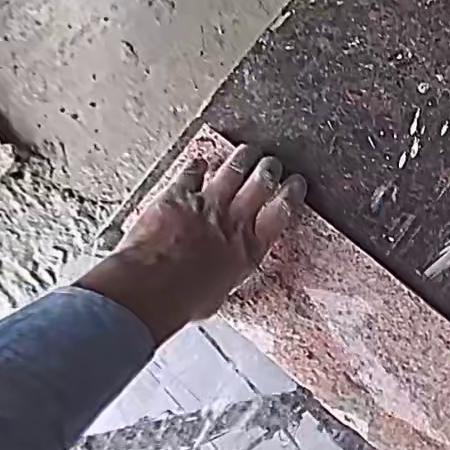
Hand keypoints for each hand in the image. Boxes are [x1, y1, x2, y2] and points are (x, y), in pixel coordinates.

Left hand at [77, 143, 304, 341]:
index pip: (281, 212)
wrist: (153, 286)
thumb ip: (226, 275)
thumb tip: (220, 279)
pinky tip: (200, 161)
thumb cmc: (184, 297)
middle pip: (261, 184)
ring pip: (233, 170)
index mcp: (249, 249)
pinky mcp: (178, 195)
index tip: (296, 184)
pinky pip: (192, 172)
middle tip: (274, 163)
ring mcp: (206, 204)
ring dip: (243, 158)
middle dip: (270, 170)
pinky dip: (198, 165)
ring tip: (248, 152)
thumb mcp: (220, 292)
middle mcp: (234, 221)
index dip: (291, 194)